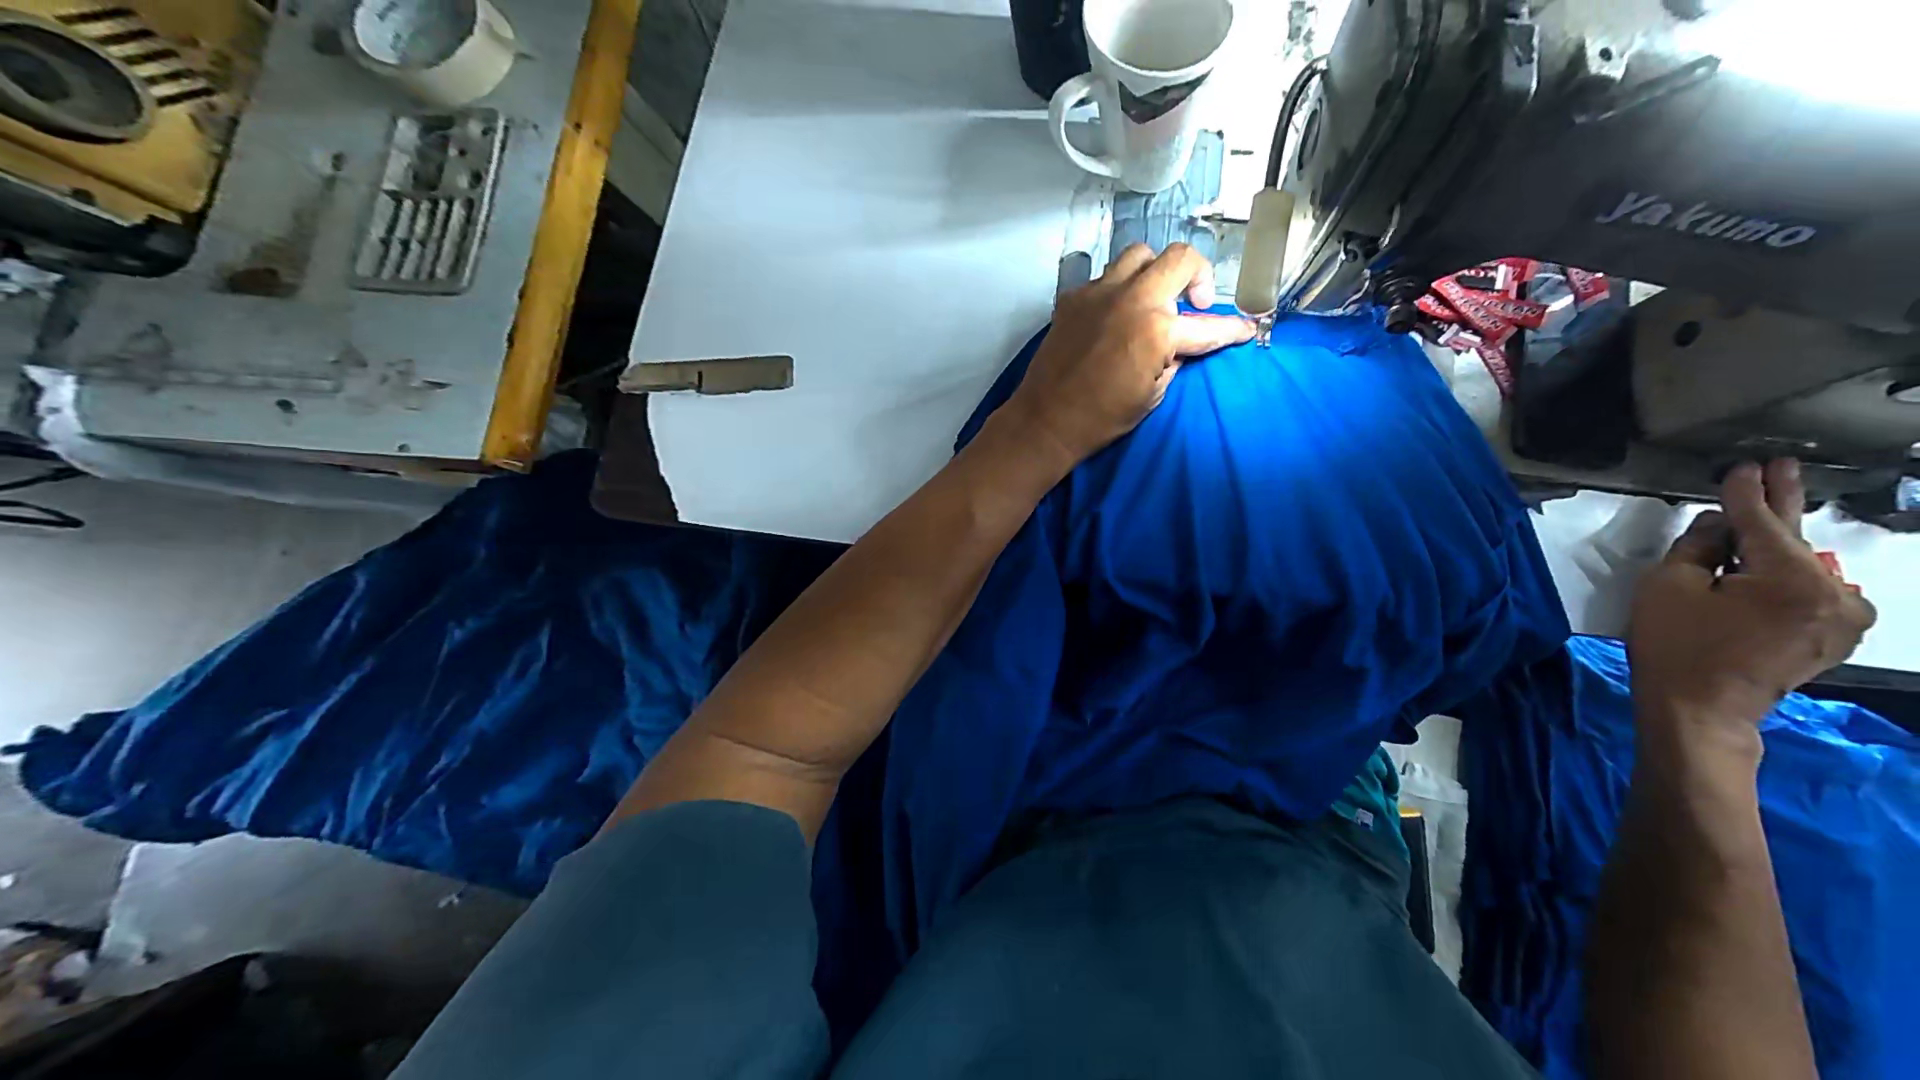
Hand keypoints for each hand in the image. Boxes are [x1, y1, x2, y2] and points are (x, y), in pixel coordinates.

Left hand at [1002, 243, 1253, 469]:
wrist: (1046, 421)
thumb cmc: (1102, 418)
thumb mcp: (1152, 394)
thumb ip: (1172, 359)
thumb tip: (1178, 345)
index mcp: (1157, 330)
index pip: (1208, 325)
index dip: (1231, 329)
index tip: (1244, 329)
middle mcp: (1131, 299)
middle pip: (1179, 258)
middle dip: (1197, 276)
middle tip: (1194, 303)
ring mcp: (1099, 293)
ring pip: (1139, 256)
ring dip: (1155, 272)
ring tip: (1153, 299)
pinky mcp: (1073, 298)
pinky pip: (1104, 277)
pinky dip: (1118, 289)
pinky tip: (1114, 315)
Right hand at [1628, 460, 1875, 735]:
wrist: (1700, 709)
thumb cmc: (1675, 645)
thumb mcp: (1668, 587)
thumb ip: (1696, 547)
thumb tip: (1716, 524)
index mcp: (1793, 578)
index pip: (1762, 522)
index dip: (1746, 493)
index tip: (1745, 466)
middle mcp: (1836, 592)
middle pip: (1796, 540)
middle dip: (1782, 503)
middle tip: (1783, 467)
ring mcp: (1844, 617)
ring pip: (1801, 567)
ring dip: (1775, 547)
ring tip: (1754, 523)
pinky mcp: (1835, 634)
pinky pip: (1809, 590)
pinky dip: (1784, 575)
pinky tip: (1760, 568)